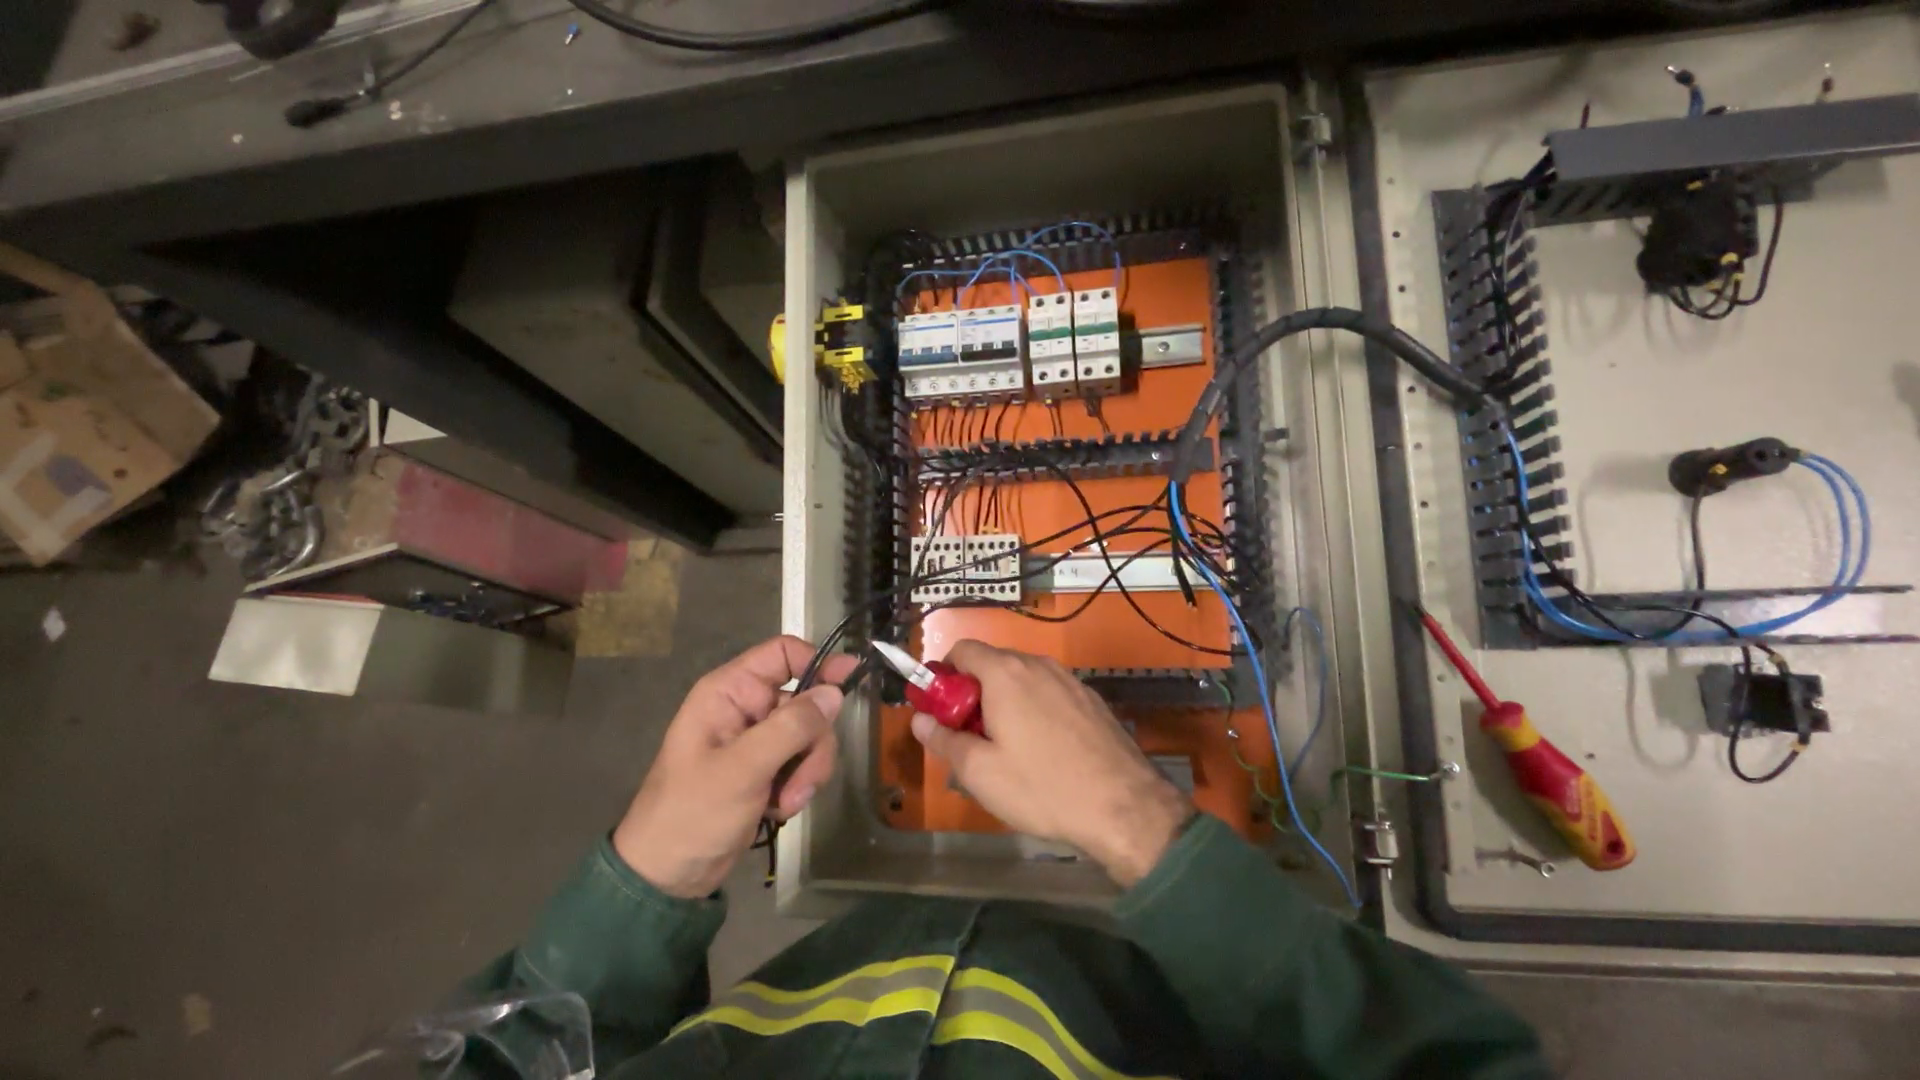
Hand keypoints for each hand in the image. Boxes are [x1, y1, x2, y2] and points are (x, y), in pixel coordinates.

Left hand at [613, 636, 855, 898]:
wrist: (668, 873)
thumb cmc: (693, 812)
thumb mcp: (743, 768)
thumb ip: (791, 727)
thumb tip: (835, 692)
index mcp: (730, 692)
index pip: (783, 654)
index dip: (818, 663)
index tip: (850, 682)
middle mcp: (746, 708)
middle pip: (807, 701)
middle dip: (813, 742)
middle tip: (802, 781)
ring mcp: (757, 740)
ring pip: (810, 736)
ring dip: (808, 771)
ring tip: (786, 802)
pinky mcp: (766, 769)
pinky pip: (802, 762)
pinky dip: (799, 786)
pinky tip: (780, 810)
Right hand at [911, 640, 1190, 886]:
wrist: (1124, 807)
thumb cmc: (1042, 787)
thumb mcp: (980, 772)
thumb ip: (944, 740)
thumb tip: (919, 719)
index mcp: (1006, 673)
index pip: (962, 650)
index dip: (943, 676)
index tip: (940, 712)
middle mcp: (1039, 666)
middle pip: (993, 664)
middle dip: (973, 694)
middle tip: (969, 739)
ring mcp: (1071, 681)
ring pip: (1023, 681)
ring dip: (1005, 704)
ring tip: (1006, 750)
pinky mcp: (1092, 701)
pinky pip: (1050, 695)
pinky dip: (1035, 711)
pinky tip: (1043, 752)